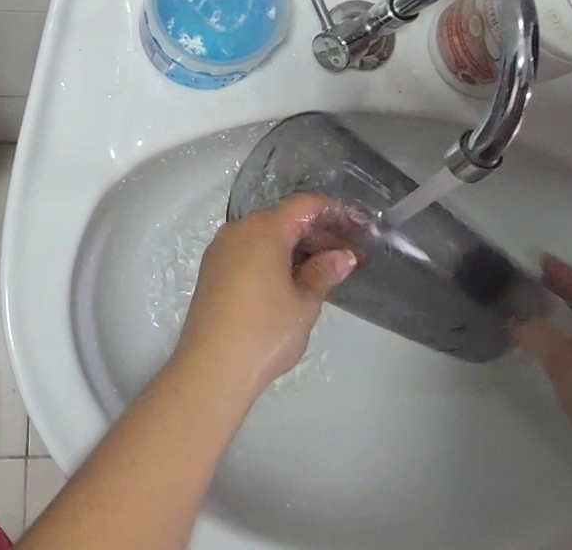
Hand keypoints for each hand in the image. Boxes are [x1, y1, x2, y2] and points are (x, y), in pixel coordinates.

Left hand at [173, 194, 357, 399]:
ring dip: (294, 247)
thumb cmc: (266, 330)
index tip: (359, 226)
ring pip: (264, 236)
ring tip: (325, 269)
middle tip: (348, 254)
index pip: (303, 205)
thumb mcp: (304, 302)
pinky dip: (272, 257)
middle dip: (316, 233)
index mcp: (263, 229)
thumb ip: (323, 272)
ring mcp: (221, 249)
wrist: (212, 366)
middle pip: (282, 219)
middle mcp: (238, 230)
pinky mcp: (212, 270)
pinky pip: (248, 251)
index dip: (334, 212)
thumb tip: (342, 256)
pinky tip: (291, 279)